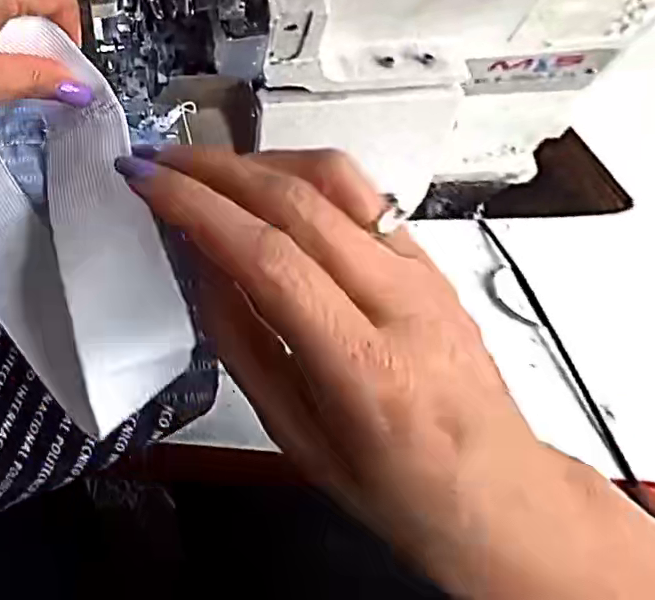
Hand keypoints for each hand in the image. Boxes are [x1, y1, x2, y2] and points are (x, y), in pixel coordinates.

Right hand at [119, 147, 654, 599]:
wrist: (508, 497)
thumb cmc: (396, 489)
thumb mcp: (294, 434)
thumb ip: (239, 338)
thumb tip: (198, 257)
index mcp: (366, 371)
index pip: (268, 258)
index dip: (197, 207)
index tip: (146, 181)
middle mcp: (403, 304)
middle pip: (295, 201)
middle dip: (211, 168)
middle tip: (157, 160)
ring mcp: (423, 268)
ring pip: (330, 175)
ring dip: (253, 158)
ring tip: (201, 166)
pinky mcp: (427, 251)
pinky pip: (356, 185)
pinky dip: (293, 167)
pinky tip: (259, 178)